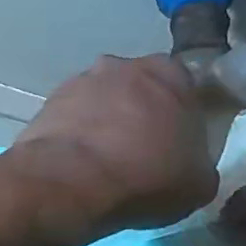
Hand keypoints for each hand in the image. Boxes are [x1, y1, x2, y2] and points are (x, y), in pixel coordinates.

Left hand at [5, 54, 216, 236]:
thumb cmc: (146, 174)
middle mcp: (119, 66)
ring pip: (98, 99)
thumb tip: (183, 160)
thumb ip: (196, 156)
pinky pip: (69, 115)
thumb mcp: (200, 179)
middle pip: (135, 87)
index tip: (177, 134)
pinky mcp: (45, 102)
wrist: (68, 179)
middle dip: (137, 109)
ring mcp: (76, 82)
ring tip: (103, 155)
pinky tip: (77, 157)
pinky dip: (74, 130)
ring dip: (102, 119)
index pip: (182, 84)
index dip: (180, 110)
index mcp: (167, 72)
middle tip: (140, 145)